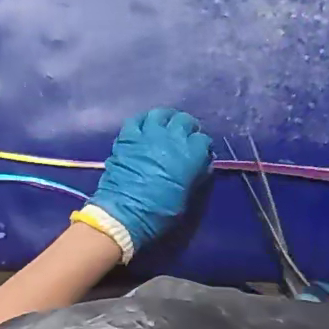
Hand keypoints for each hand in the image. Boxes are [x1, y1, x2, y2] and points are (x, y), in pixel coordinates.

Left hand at [88, 109, 213, 250]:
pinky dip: (142, 122)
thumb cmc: (160, 213)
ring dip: (165, 119)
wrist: (125, 214)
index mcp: (191, 155)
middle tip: (183, 137)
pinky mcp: (127, 137)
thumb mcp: (188, 198)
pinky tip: (144, 128)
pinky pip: (136, 120)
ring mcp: (148, 134)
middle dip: (186, 127)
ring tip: (164, 127)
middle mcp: (172, 138)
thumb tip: (201, 163)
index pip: (203, 140)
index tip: (198, 153)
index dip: (201, 146)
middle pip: (184, 121)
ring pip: (160, 114)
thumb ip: (197, 176)